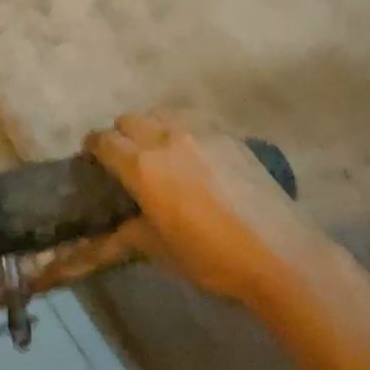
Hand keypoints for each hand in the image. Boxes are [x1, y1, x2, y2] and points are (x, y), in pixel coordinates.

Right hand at [87, 111, 316, 306]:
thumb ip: (131, 233)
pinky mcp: (229, 135)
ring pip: (162, 113)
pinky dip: (182, 131)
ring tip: (159, 150)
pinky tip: (194, 155)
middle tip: (124, 157)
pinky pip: (194, 121)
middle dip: (120, 134)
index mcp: (143, 166)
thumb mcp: (162, 251)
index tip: (92, 157)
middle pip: (130, 119)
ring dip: (150, 126)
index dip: (93, 147)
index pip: (105, 141)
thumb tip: (117, 228)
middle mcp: (167, 138)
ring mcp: (201, 132)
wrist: (278, 251)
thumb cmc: (212, 257)